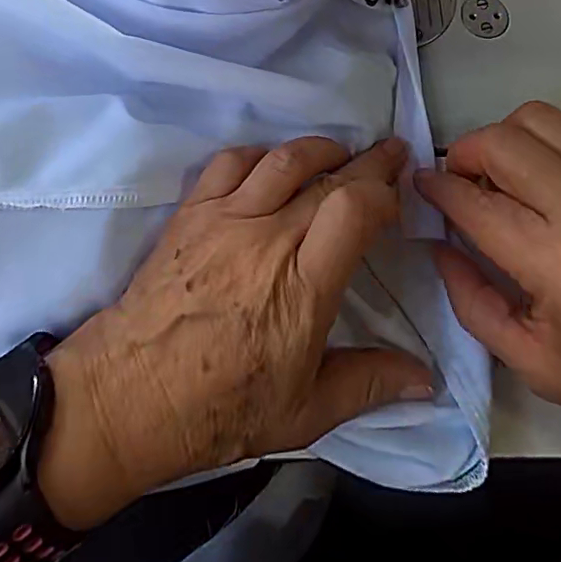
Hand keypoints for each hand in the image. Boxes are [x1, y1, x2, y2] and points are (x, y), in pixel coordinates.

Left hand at [38, 137, 436, 528]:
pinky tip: (269, 165)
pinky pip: (226, 164)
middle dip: (366, 162)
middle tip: (389, 155)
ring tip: (337, 153)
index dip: (383, 191)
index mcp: (301, 285)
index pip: (353, 209)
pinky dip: (257, 155)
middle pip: (324, 177)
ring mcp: (222, 220)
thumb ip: (369, 384)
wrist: (134, 389)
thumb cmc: (221, 406)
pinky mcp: (189, 215)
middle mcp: (264, 238)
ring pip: (278, 160)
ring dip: (315, 149)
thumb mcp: (306, 411)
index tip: (397, 194)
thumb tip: (426, 377)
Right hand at [414, 102, 560, 461]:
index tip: (420, 189)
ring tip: (503, 173)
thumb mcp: (533, 364)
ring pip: (536, 117)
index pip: (470, 201)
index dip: (433, 189)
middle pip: (498, 143)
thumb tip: (438, 244)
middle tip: (461, 182)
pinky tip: (547, 167)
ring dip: (504, 138)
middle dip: (461, 155)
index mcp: (557, 267)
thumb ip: (470, 301)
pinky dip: (549, 132)